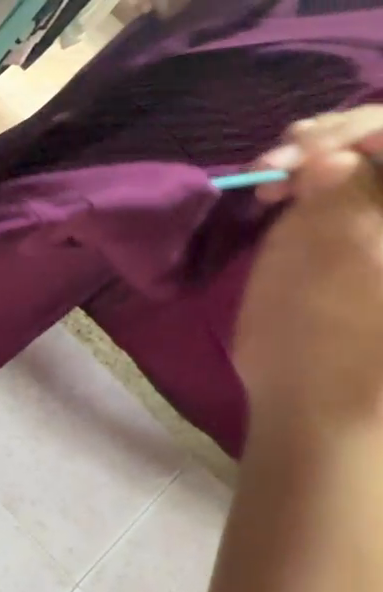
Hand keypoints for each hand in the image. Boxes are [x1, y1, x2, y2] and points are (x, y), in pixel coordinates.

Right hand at [234, 109, 382, 428]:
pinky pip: (358, 192)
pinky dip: (325, 183)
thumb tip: (331, 146)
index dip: (357, 128)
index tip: (293, 152)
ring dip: (324, 161)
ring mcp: (382, 229)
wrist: (324, 406)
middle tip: (275, 168)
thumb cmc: (323, 338)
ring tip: (275, 183)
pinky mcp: (370, 245)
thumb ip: (338, 187)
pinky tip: (290, 195)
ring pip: (371, 165)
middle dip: (336, 142)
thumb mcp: (324, 255)